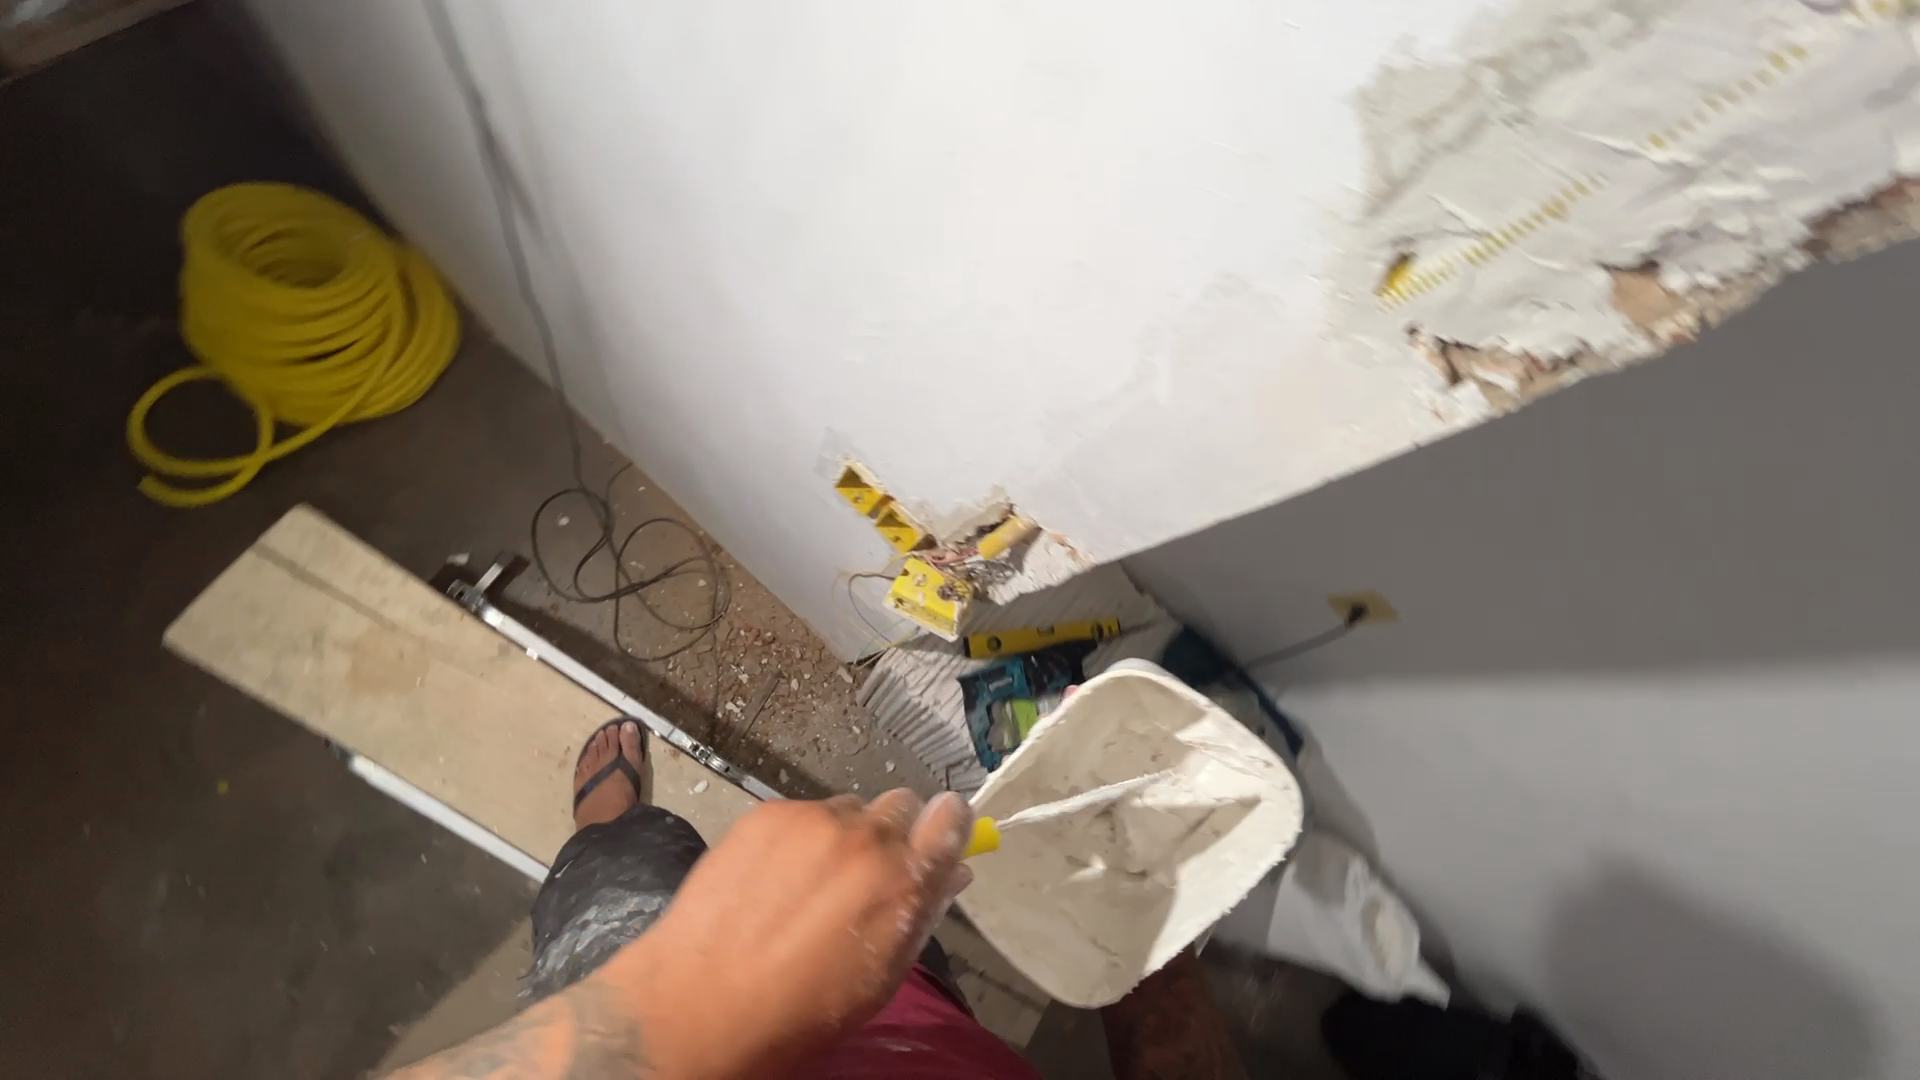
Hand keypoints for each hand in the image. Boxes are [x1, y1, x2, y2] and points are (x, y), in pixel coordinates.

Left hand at [602, 790, 974, 1079]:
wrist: (697, 1006)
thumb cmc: (801, 1011)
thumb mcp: (881, 975)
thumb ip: (922, 912)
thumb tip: (954, 871)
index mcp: (904, 880)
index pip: (951, 815)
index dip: (947, 821)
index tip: (937, 830)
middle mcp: (868, 837)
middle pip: (900, 804)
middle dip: (890, 831)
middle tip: (861, 869)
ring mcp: (816, 819)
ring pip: (848, 807)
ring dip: (842, 833)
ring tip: (807, 880)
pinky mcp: (771, 812)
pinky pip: (802, 812)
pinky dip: (797, 836)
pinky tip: (770, 876)